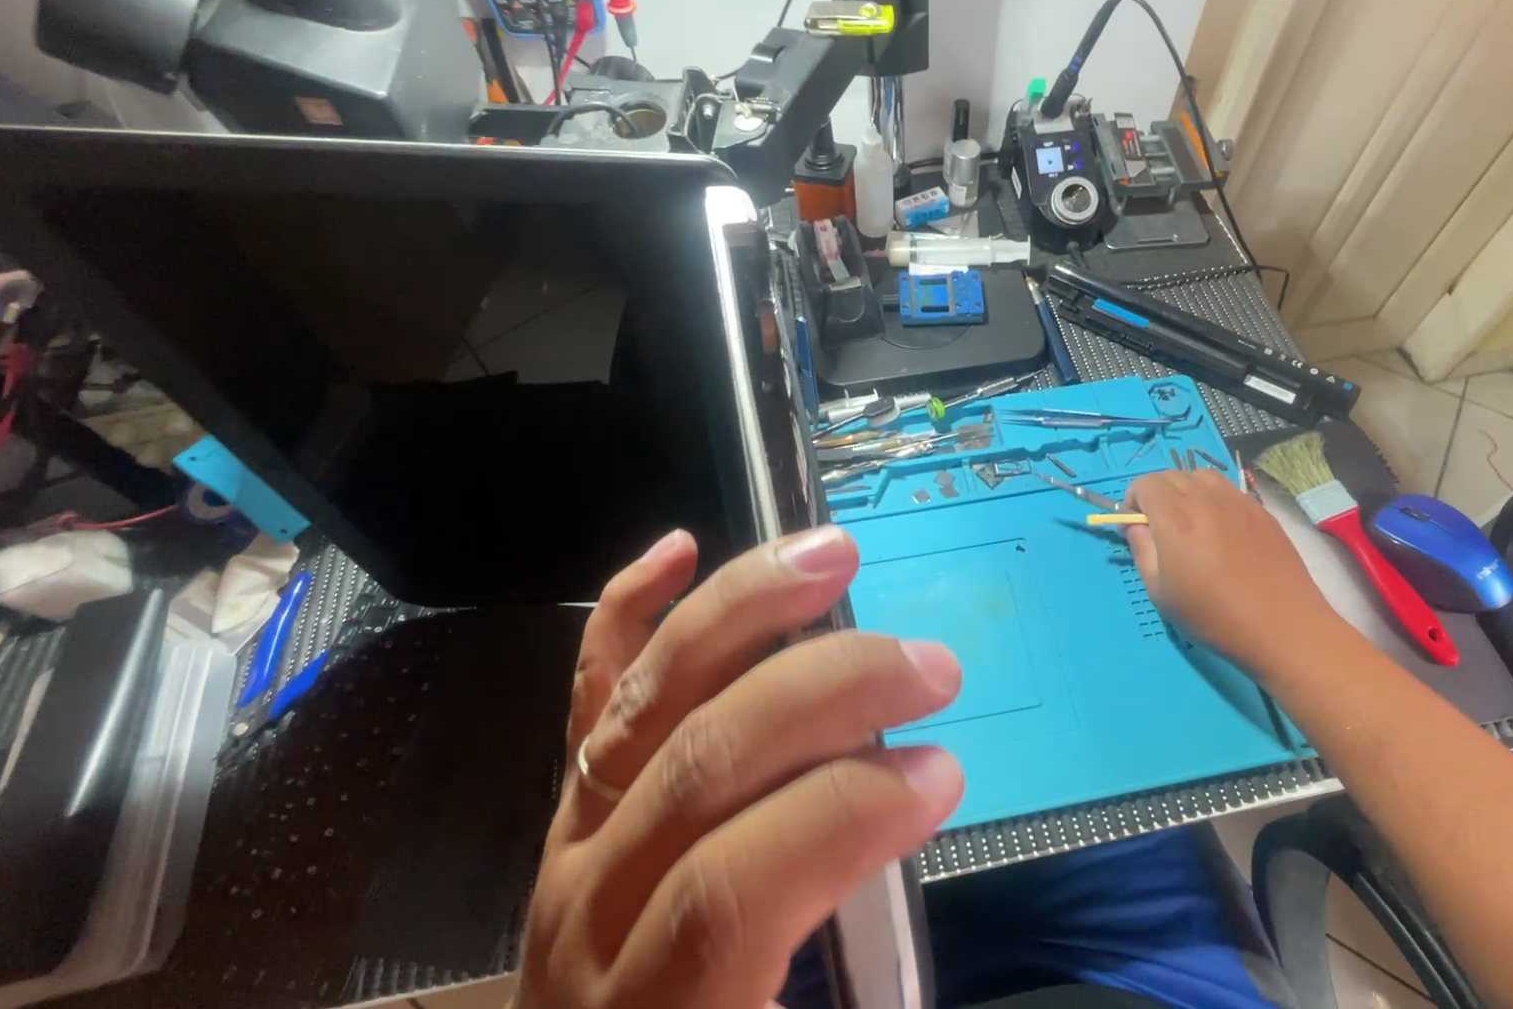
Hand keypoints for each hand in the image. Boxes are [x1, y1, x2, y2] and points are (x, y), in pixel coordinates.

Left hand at [518, 525, 963, 1008]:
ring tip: (832, 555)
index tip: (943, 772)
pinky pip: (589, 692)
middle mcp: (594, 902)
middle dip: (826, 694)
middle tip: (929, 667)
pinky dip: (629, 611)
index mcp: (659, 999)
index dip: (844, 813)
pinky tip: (678, 548)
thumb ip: (854, 976)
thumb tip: (918, 829)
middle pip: (700, 762)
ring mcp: (573, 835)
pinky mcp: (569, 801)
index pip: (733, 883)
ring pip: (649, 700)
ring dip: (745, 612)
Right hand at [1125, 469, 1345, 674]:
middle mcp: (1206, 501)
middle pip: (1172, 475)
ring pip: (1201, 476)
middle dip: (1156, 493)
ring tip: (1189, 520)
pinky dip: (1213, 497)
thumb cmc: (1213, 616)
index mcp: (1175, 519)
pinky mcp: (1261, 511)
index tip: (1135, 524)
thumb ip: (1141, 549)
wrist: (1282, 627)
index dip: (1133, 499)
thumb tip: (1135, 526)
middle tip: (1158, 525)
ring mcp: (1238, 503)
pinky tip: (1219, 528)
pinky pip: (1228, 490)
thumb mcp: (1160, 591)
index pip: (1146, 484)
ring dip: (1186, 489)